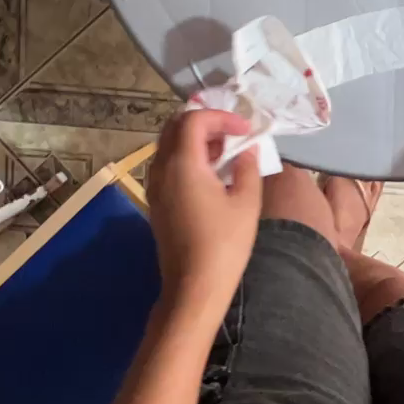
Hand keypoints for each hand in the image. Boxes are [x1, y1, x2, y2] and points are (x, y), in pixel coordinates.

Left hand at [146, 109, 262, 304]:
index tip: (246, 129)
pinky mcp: (157, 201)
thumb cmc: (224, 244)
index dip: (221, 117)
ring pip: (168, 145)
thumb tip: (248, 148)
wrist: (194, 286)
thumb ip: (248, 167)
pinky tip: (211, 174)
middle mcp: (161, 169)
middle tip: (233, 133)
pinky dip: (187, 157)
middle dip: (204, 123)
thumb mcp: (246, 202)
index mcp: (182, 164)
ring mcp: (155, 186)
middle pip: (175, 127)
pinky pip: (167, 165)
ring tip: (225, 152)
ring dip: (195, 140)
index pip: (194, 120)